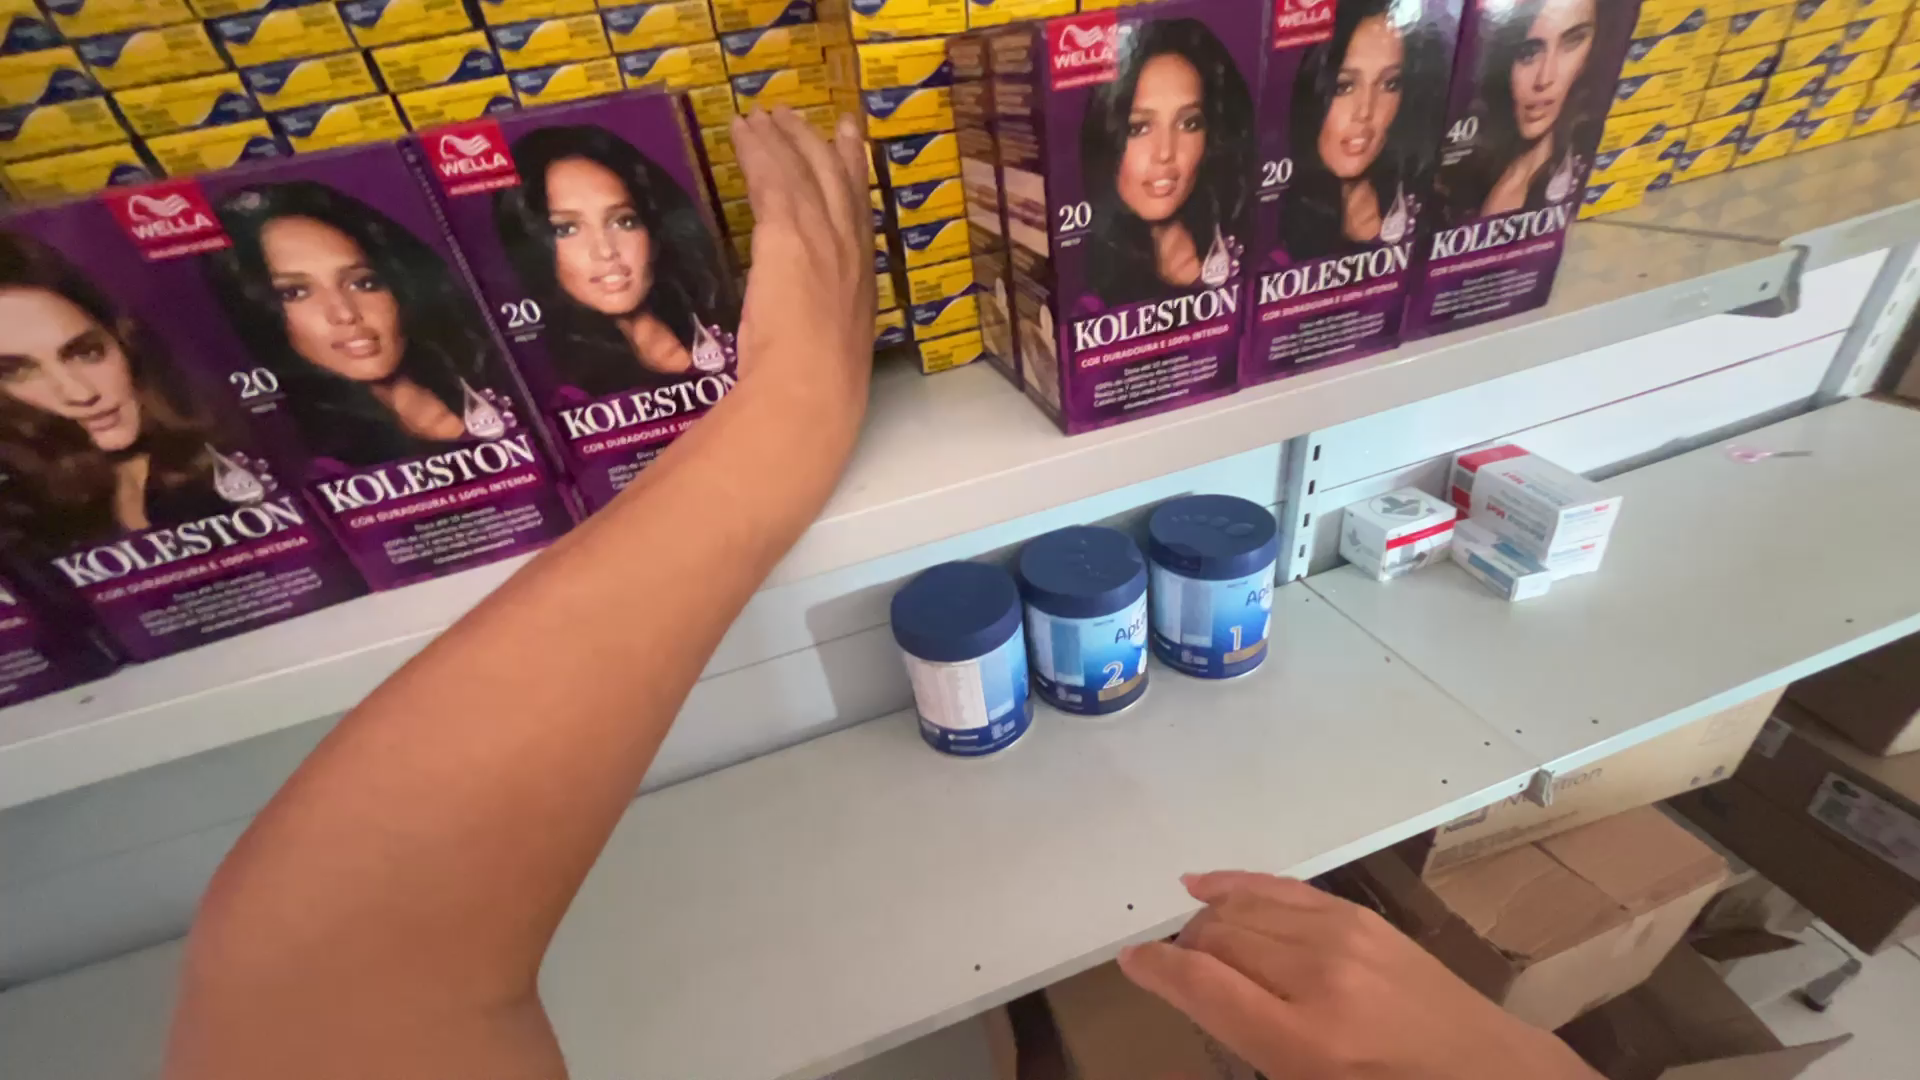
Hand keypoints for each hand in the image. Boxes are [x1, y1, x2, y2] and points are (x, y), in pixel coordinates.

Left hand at [729, 107, 874, 431]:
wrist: (813, 387)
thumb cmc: (822, 385)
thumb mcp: (833, 350)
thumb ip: (820, 325)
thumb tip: (805, 328)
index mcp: (863, 280)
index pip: (859, 214)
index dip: (853, 173)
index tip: (850, 143)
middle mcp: (849, 250)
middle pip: (835, 181)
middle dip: (818, 144)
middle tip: (799, 117)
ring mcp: (822, 237)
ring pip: (802, 172)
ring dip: (782, 139)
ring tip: (764, 116)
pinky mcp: (787, 232)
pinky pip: (771, 177)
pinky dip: (756, 150)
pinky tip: (742, 131)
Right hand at [1118, 871, 1601, 1079]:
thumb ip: (1249, 1042)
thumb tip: (1197, 994)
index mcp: (1306, 1043)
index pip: (1201, 985)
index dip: (1155, 969)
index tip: (1131, 963)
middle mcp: (1316, 978)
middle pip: (1215, 939)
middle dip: (1183, 951)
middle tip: (1177, 970)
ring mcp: (1339, 938)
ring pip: (1238, 908)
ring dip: (1205, 922)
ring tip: (1196, 940)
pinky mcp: (1356, 916)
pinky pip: (1275, 887)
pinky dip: (1232, 884)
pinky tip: (1204, 885)